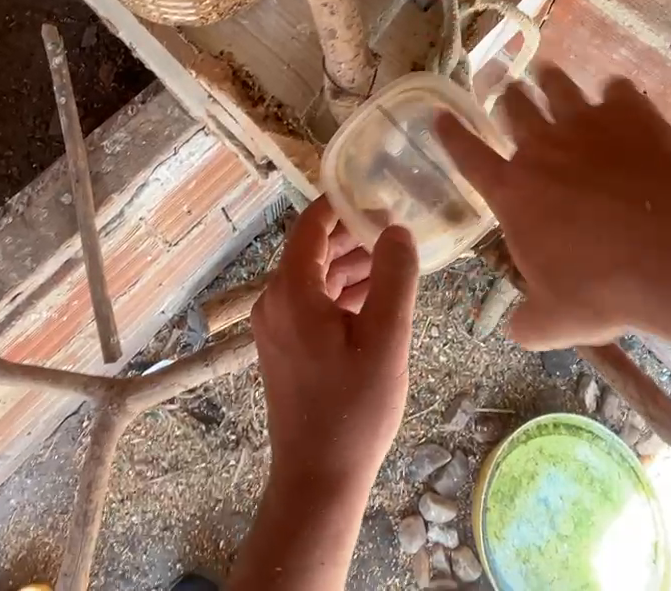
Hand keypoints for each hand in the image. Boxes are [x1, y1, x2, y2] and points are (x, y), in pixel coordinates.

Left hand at [251, 196, 418, 494]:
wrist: (318, 478)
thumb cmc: (354, 409)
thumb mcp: (386, 338)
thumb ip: (394, 276)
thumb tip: (395, 228)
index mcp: (291, 292)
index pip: (311, 225)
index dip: (341, 203)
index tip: (376, 192)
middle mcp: (274, 302)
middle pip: (312, 250)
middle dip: (351, 235)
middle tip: (394, 224)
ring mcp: (275, 327)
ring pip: (313, 278)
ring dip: (348, 265)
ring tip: (392, 257)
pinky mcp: (283, 348)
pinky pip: (311, 303)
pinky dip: (340, 293)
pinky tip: (374, 296)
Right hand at [437, 64, 670, 348]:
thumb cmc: (603, 287)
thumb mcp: (555, 321)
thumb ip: (529, 321)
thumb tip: (520, 329)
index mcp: (513, 191)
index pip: (469, 156)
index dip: (452, 135)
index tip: (441, 115)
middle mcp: (542, 148)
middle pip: (514, 108)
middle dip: (508, 97)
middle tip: (508, 89)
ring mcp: (587, 125)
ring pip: (559, 87)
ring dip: (551, 81)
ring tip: (549, 73)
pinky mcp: (631, 116)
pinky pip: (617, 89)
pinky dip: (615, 92)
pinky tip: (620, 96)